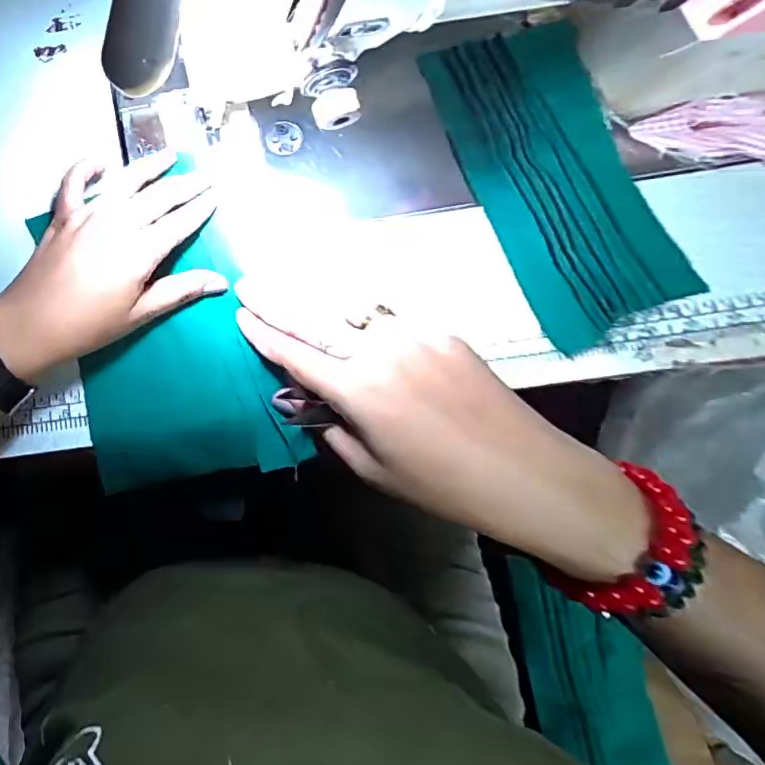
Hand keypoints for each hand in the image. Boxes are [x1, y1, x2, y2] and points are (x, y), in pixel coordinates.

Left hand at [0, 151, 224, 380]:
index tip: (217, 196)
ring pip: (125, 180)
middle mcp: (117, 222)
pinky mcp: (63, 214)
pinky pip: (75, 181)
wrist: (30, 325)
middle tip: (205, 176)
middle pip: (159, 196)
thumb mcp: (139, 314)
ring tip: (169, 155)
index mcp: (140, 249)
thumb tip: (219, 281)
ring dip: (149, 166)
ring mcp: (88, 213)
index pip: (180, 221)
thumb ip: (179, 291)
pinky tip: (100, 163)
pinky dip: (86, 168)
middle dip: (186, 184)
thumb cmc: (89, 325)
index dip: (201, 208)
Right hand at [234, 279, 650, 581]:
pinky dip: (359, 303)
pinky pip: (388, 311)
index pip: (297, 355)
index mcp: (360, 393)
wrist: (524, 470)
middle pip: (315, 318)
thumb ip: (333, 429)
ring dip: (315, 291)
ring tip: (288, 279)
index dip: (264, 335)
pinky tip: (345, 298)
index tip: (241, 316)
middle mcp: (381, 353)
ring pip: (351, 303)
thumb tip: (306, 400)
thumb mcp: (374, 469)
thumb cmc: (441, 484)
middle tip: (248, 283)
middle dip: (276, 300)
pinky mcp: (440, 329)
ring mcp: (414, 334)